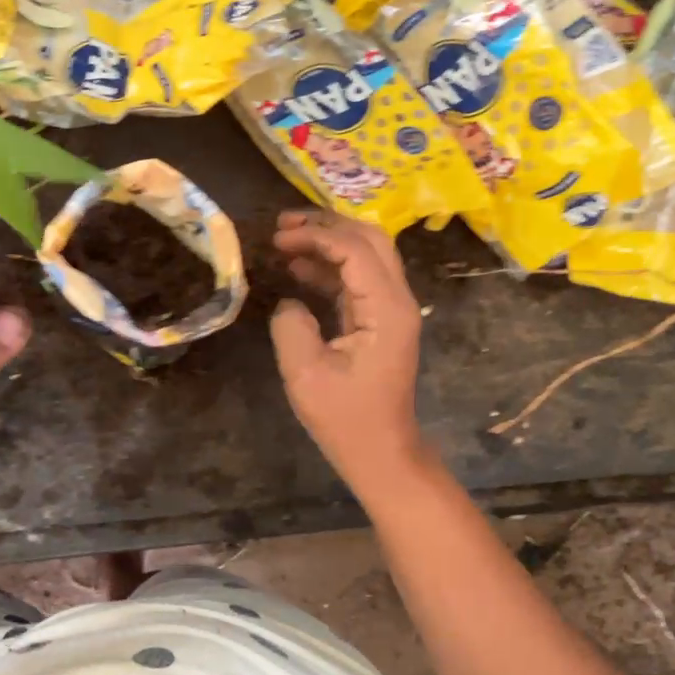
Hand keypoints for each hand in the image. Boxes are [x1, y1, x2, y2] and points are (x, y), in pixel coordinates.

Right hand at [269, 212, 427, 490]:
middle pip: (370, 239)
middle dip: (326, 224)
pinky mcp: (378, 319)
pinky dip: (327, 265)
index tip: (277, 239)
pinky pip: (355, 277)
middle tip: (282, 224)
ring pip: (365, 254)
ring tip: (284, 240)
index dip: (315, 235)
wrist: (380, 451)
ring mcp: (390, 309)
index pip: (355, 250)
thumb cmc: (345, 417)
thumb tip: (289, 301)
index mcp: (386, 309)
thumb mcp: (304, 373)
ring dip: (327, 241)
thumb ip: (291, 326)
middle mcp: (397, 300)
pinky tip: (296, 268)